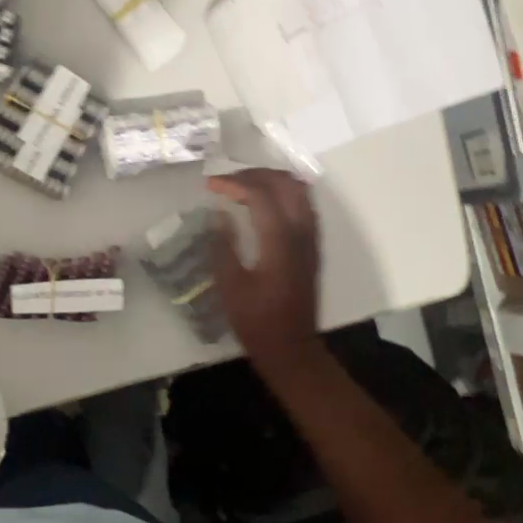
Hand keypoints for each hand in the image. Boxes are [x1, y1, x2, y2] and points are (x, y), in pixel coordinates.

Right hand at [207, 169, 321, 370]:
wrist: (291, 348)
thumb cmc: (257, 322)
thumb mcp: (230, 287)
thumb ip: (224, 246)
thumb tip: (219, 215)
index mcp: (280, 241)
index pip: (260, 194)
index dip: (234, 183)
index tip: (209, 185)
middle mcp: (302, 232)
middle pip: (285, 183)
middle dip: (254, 174)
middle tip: (227, 181)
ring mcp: (312, 239)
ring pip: (299, 191)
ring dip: (272, 181)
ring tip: (243, 187)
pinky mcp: (313, 247)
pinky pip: (304, 205)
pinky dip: (284, 194)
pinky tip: (264, 205)